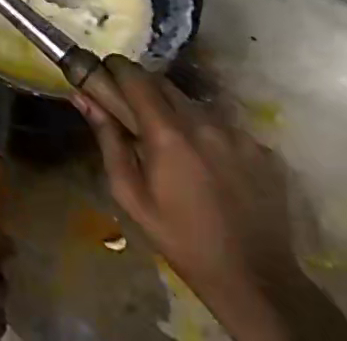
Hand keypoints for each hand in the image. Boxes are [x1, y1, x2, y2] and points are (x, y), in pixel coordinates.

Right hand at [73, 57, 346, 340]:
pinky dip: (205, 131)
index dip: (115, 68)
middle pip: (164, 84)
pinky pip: (223, 125)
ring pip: (194, 103)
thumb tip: (82, 97)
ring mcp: (240, 138)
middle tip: (129, 109)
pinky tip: (204, 160)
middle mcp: (206, 126)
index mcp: (169, 135)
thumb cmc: (179, 235)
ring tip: (169, 140)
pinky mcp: (263, 152)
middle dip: (141, 88)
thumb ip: (107, 139)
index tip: (102, 73)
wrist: (256, 278)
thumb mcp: (128, 192)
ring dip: (174, 109)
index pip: (136, 78)